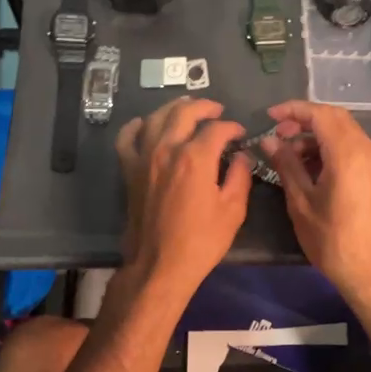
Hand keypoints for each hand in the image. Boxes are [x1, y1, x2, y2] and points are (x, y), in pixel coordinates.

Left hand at [115, 97, 249, 291]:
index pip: (217, 129)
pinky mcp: (129, 171)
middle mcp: (167, 149)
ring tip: (187, 109)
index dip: (232, 127)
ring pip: (155, 118)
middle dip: (204, 107)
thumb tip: (243, 157)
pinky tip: (144, 124)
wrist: (159, 265)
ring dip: (173, 108)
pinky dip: (135, 127)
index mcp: (196, 158)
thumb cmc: (201, 242)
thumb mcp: (232, 211)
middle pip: (184, 113)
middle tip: (217, 110)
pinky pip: (127, 139)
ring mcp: (144, 158)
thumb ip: (240, 177)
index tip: (240, 135)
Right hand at [261, 101, 370, 295]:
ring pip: (347, 133)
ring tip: (291, 157)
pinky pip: (356, 149)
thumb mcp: (301, 202)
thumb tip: (269, 141)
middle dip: (305, 121)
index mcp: (349, 156)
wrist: (368, 271)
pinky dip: (333, 149)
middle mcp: (369, 152)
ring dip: (318, 137)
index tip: (270, 116)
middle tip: (279, 136)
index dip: (293, 110)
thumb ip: (286, 165)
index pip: (321, 115)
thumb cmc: (330, 241)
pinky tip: (313, 168)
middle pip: (336, 119)